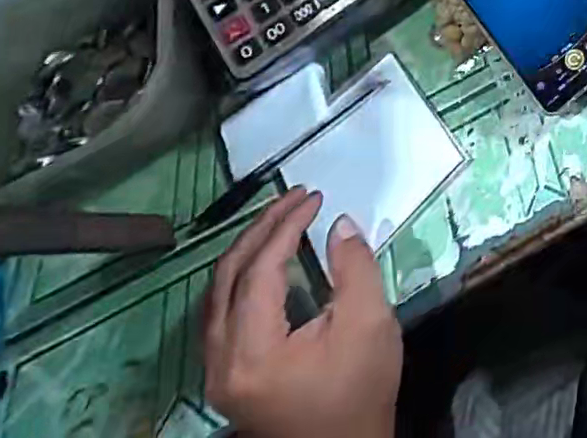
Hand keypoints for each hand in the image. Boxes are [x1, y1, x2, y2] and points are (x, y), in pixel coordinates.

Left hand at [204, 189, 401, 437]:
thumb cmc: (360, 388)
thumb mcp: (369, 322)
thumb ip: (353, 267)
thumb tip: (340, 223)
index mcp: (252, 352)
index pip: (259, 272)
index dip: (286, 227)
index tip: (315, 198)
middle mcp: (221, 362)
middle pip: (227, 278)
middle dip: (262, 229)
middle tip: (296, 198)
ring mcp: (219, 370)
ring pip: (218, 294)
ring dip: (250, 248)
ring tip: (284, 217)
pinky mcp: (229, 373)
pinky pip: (224, 310)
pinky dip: (245, 274)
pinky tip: (271, 258)